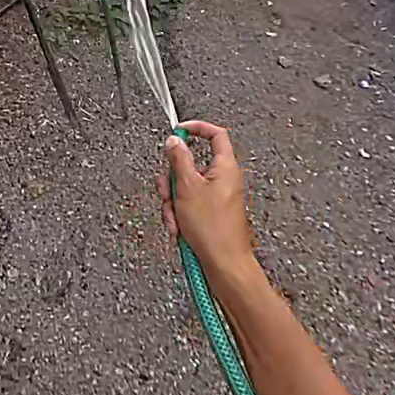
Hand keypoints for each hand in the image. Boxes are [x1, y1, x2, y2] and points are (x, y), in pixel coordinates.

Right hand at [158, 120, 256, 274]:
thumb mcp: (188, 188)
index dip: (196, 128)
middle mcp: (223, 180)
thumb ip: (178, 160)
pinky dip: (179, 214)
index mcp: (225, 167)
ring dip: (173, 201)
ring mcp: (216, 197)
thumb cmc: (214, 231)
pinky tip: (179, 228)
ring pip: (185, 187)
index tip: (178, 131)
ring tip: (176, 217)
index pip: (215, 134)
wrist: (224, 266)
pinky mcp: (210, 214)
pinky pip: (188, 205)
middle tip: (169, 190)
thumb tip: (174, 142)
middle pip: (191, 164)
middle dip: (173, 178)